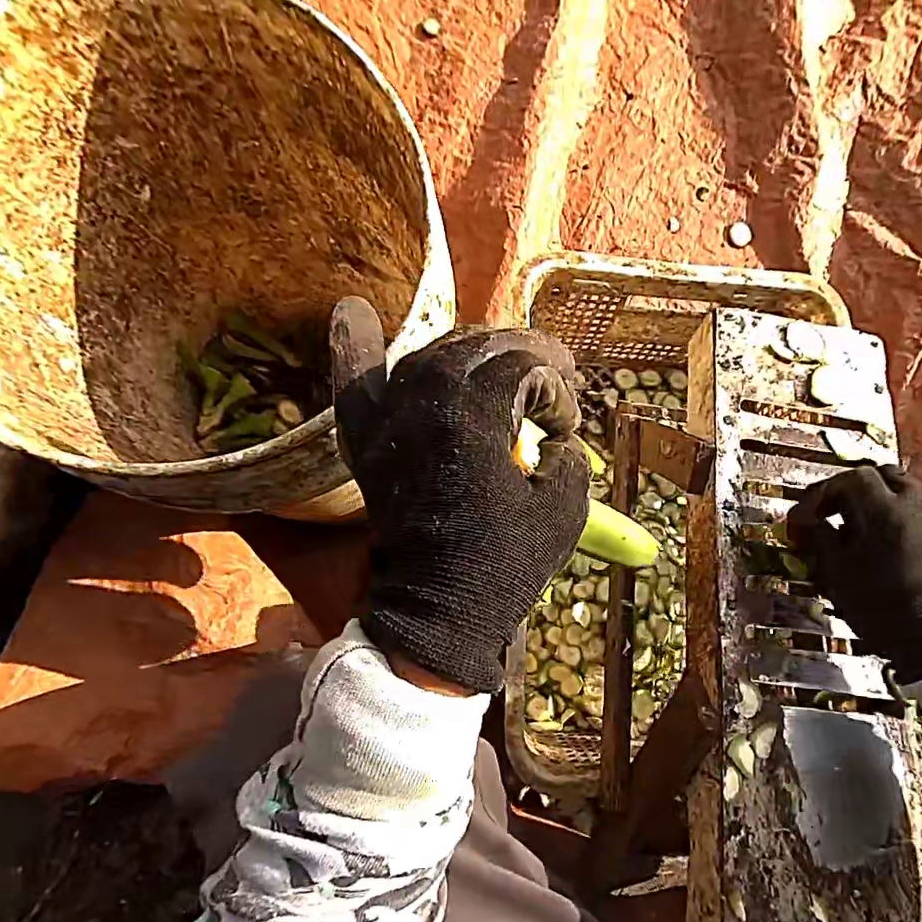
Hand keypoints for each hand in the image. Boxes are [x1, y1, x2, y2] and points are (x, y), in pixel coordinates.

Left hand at [328, 297, 588, 693]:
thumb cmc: (504, 564)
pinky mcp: (370, 446)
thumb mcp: (563, 509)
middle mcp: (423, 406)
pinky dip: (354, 349)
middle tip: (552, 376)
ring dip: (471, 350)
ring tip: (501, 360)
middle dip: (524, 353)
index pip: (522, 369)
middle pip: (476, 348)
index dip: (555, 391)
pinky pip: (357, 386)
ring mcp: (390, 423)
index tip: (567, 427)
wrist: (438, 610)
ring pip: (427, 355)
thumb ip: (568, 457)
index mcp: (472, 419)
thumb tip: (556, 438)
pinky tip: (353, 311)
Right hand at [786, 465, 921, 682]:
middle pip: (885, 476)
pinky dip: (908, 526)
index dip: (826, 491)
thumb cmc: (880, 606)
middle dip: (858, 489)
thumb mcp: (837, 573)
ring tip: (870, 534)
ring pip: (909, 497)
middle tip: (839, 512)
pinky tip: (900, 551)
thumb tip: (804, 521)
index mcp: (884, 510)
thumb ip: (820, 538)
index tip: (811, 513)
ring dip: (885, 507)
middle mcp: (917, 505)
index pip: (852, 477)